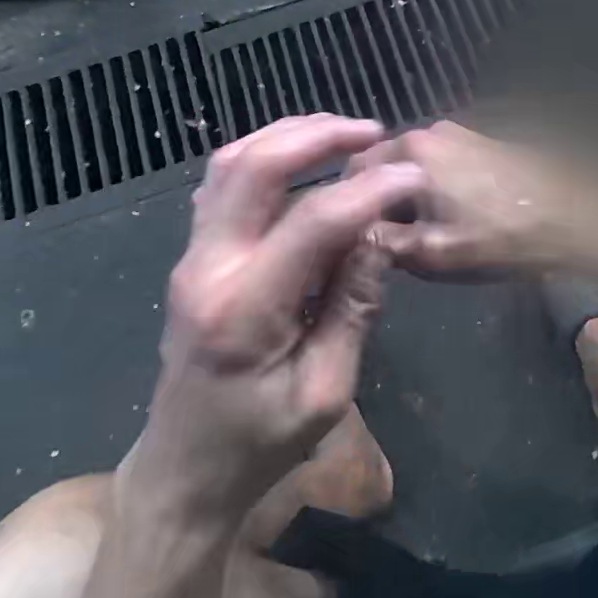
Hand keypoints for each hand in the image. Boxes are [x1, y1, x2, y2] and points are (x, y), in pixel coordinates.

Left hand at [120, 115, 425, 530]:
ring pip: (229, 165)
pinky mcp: (191, 256)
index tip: (412, 176)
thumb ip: (354, 307)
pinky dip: (260, 157)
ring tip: (338, 131)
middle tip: (371, 131)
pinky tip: (294, 156)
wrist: (185, 467)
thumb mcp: (325, 391)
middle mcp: (208, 267)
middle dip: (316, 138)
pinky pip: (220, 185)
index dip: (368, 191)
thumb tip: (380, 233)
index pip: (312, 223)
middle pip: (254, 169)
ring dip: (284, 137)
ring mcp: (191, 256)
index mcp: (244, 309)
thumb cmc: (260, 443)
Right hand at [353, 121, 581, 279]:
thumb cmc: (501, 237)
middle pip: (381, 166)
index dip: (349, 206)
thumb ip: (383, 243)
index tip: (353, 235)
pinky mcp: (478, 140)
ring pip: (409, 165)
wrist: (575, 217)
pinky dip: (429, 184)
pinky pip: (435, 162)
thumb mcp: (435, 253)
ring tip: (419, 228)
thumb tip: (351, 235)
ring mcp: (456, 132)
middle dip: (377, 199)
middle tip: (386, 238)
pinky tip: (449, 213)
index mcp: (410, 152)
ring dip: (404, 192)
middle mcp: (427, 131)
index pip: (352, 173)